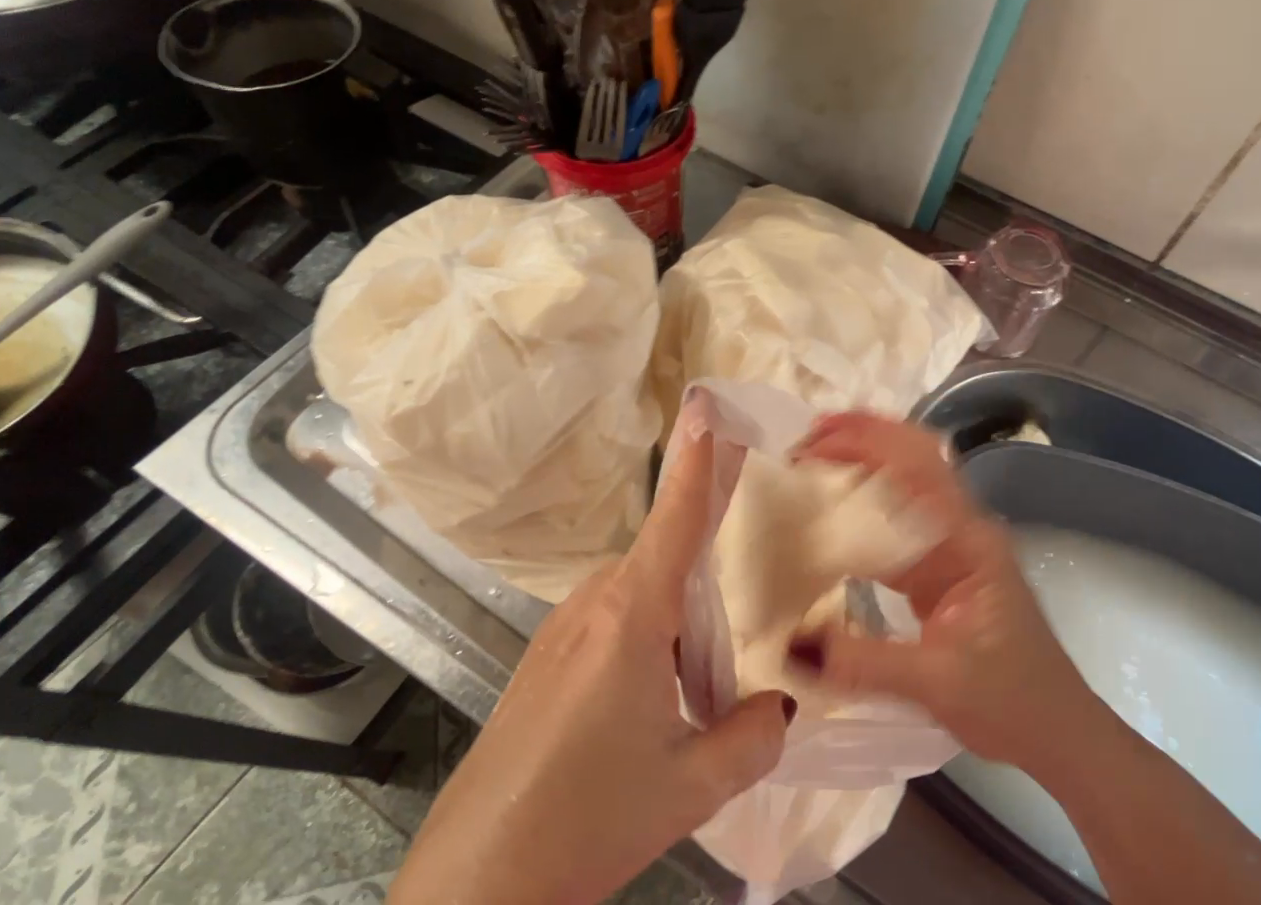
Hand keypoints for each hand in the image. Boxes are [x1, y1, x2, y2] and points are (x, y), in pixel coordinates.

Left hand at [391, 430, 793, 904]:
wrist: (478, 880)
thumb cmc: (588, 819)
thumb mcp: (692, 785)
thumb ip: (754, 736)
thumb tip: (782, 702)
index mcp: (632, 617)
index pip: (677, 518)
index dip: (701, 460)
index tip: (712, 403)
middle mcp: (592, 607)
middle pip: (666, 565)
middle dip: (707, 596)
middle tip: (733, 660)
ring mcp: (559, 632)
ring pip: (640, 598)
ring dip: (677, 629)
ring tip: (692, 704)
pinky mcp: (542, 661)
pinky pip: (610, 624)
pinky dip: (646, 646)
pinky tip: (646, 716)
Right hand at [785, 412, 1100, 772]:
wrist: (1056, 731)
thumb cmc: (1012, 701)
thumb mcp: (937, 683)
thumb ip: (864, 663)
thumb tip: (789, 644)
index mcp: (969, 540)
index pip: (917, 468)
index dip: (865, 444)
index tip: (810, 447)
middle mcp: (961, 530)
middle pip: (911, 461)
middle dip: (859, 440)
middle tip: (799, 446)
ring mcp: (950, 550)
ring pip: (901, 489)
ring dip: (858, 470)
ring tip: (804, 468)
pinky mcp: (937, 574)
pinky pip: (894, 529)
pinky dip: (860, 514)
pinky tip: (826, 520)